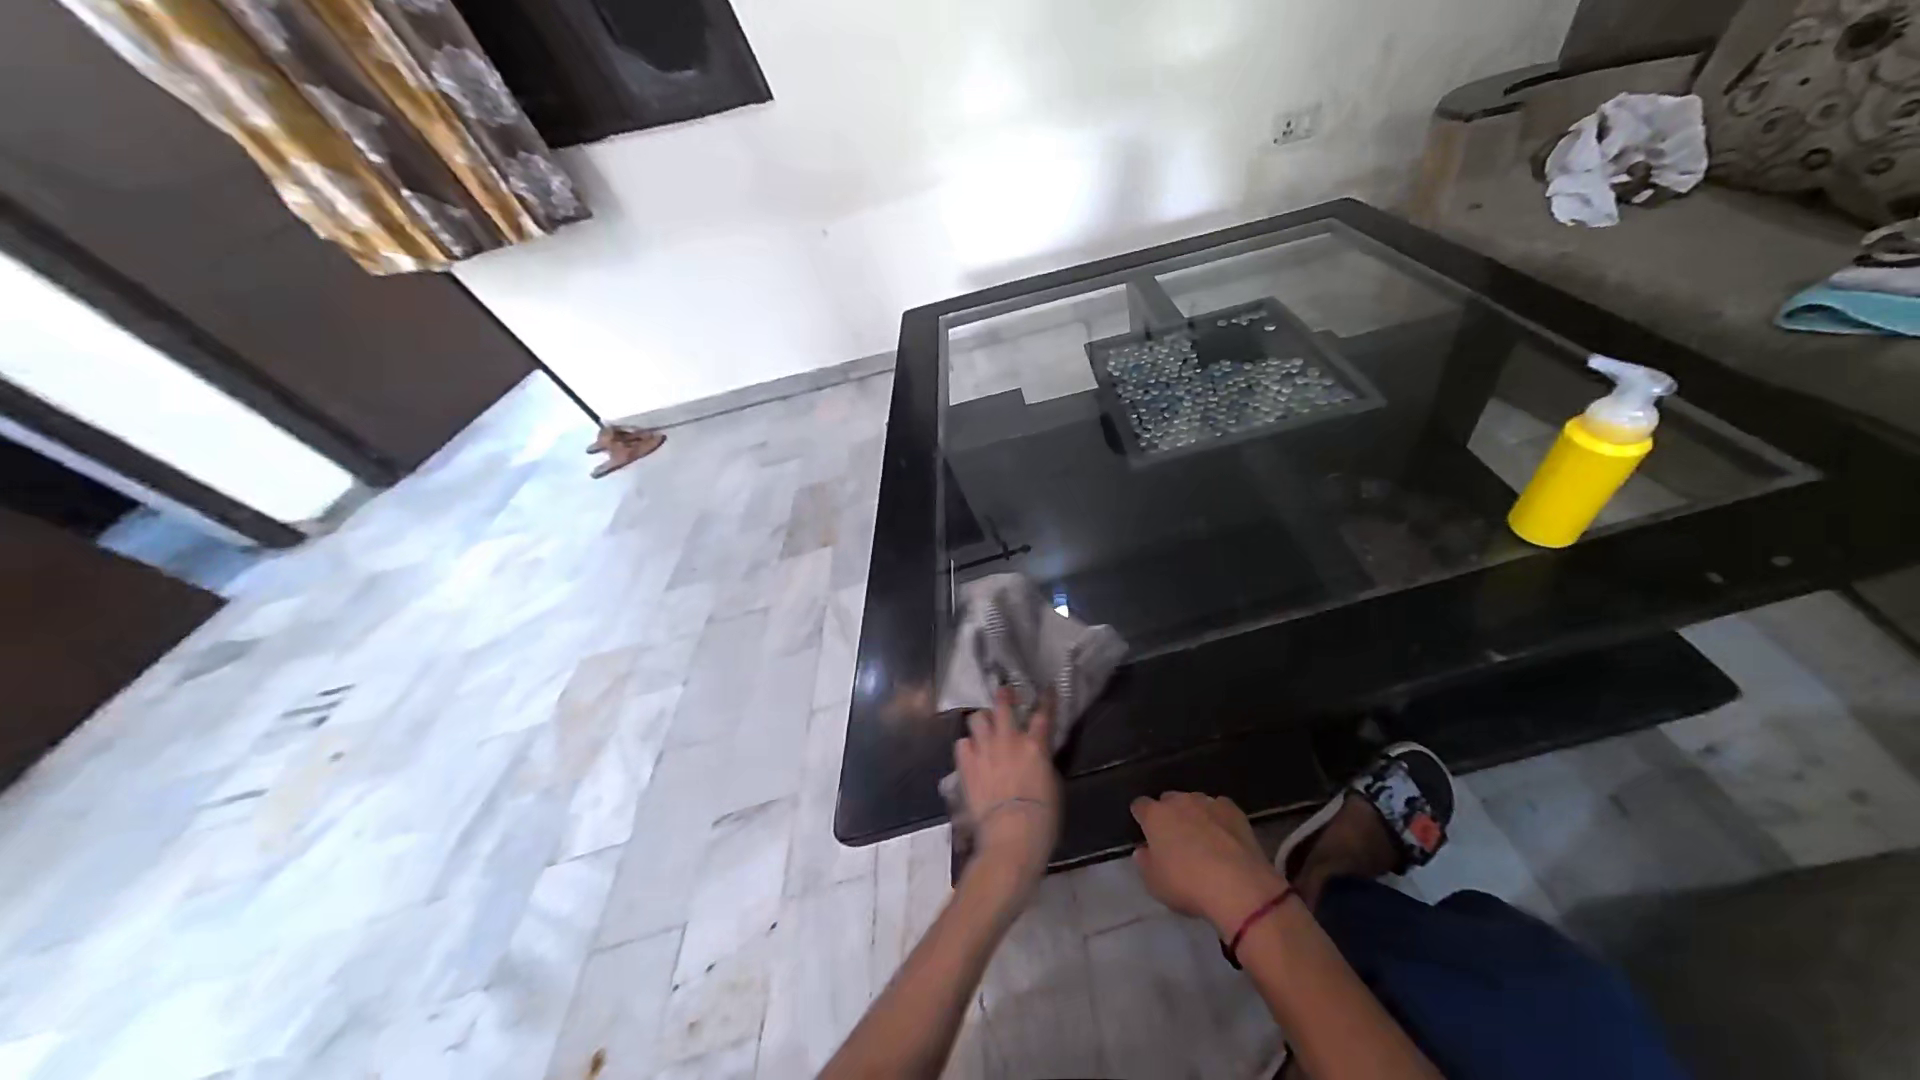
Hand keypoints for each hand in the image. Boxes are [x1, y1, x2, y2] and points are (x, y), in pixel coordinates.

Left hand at [954, 689, 1060, 891]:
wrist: (1012, 834)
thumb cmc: (1042, 817)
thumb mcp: (1052, 783)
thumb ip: (1042, 761)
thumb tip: (1036, 754)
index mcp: (1035, 745)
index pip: (1043, 714)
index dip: (1046, 699)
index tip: (1047, 689)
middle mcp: (1008, 740)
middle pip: (1003, 706)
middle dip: (1004, 696)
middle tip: (1004, 693)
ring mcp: (984, 750)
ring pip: (977, 718)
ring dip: (982, 719)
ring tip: (983, 724)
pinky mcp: (966, 765)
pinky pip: (962, 743)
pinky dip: (967, 745)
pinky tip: (971, 752)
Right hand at [1131, 792, 1288, 937]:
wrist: (1238, 887)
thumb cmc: (1188, 885)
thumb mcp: (1154, 883)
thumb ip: (1144, 862)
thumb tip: (1143, 850)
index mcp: (1155, 816)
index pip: (1140, 806)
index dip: (1142, 818)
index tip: (1146, 833)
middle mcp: (1179, 801)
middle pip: (1168, 800)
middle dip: (1169, 814)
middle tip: (1175, 839)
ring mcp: (1208, 803)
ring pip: (1194, 802)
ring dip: (1194, 815)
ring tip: (1203, 839)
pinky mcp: (1233, 810)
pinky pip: (1219, 808)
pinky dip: (1218, 818)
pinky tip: (1225, 837)